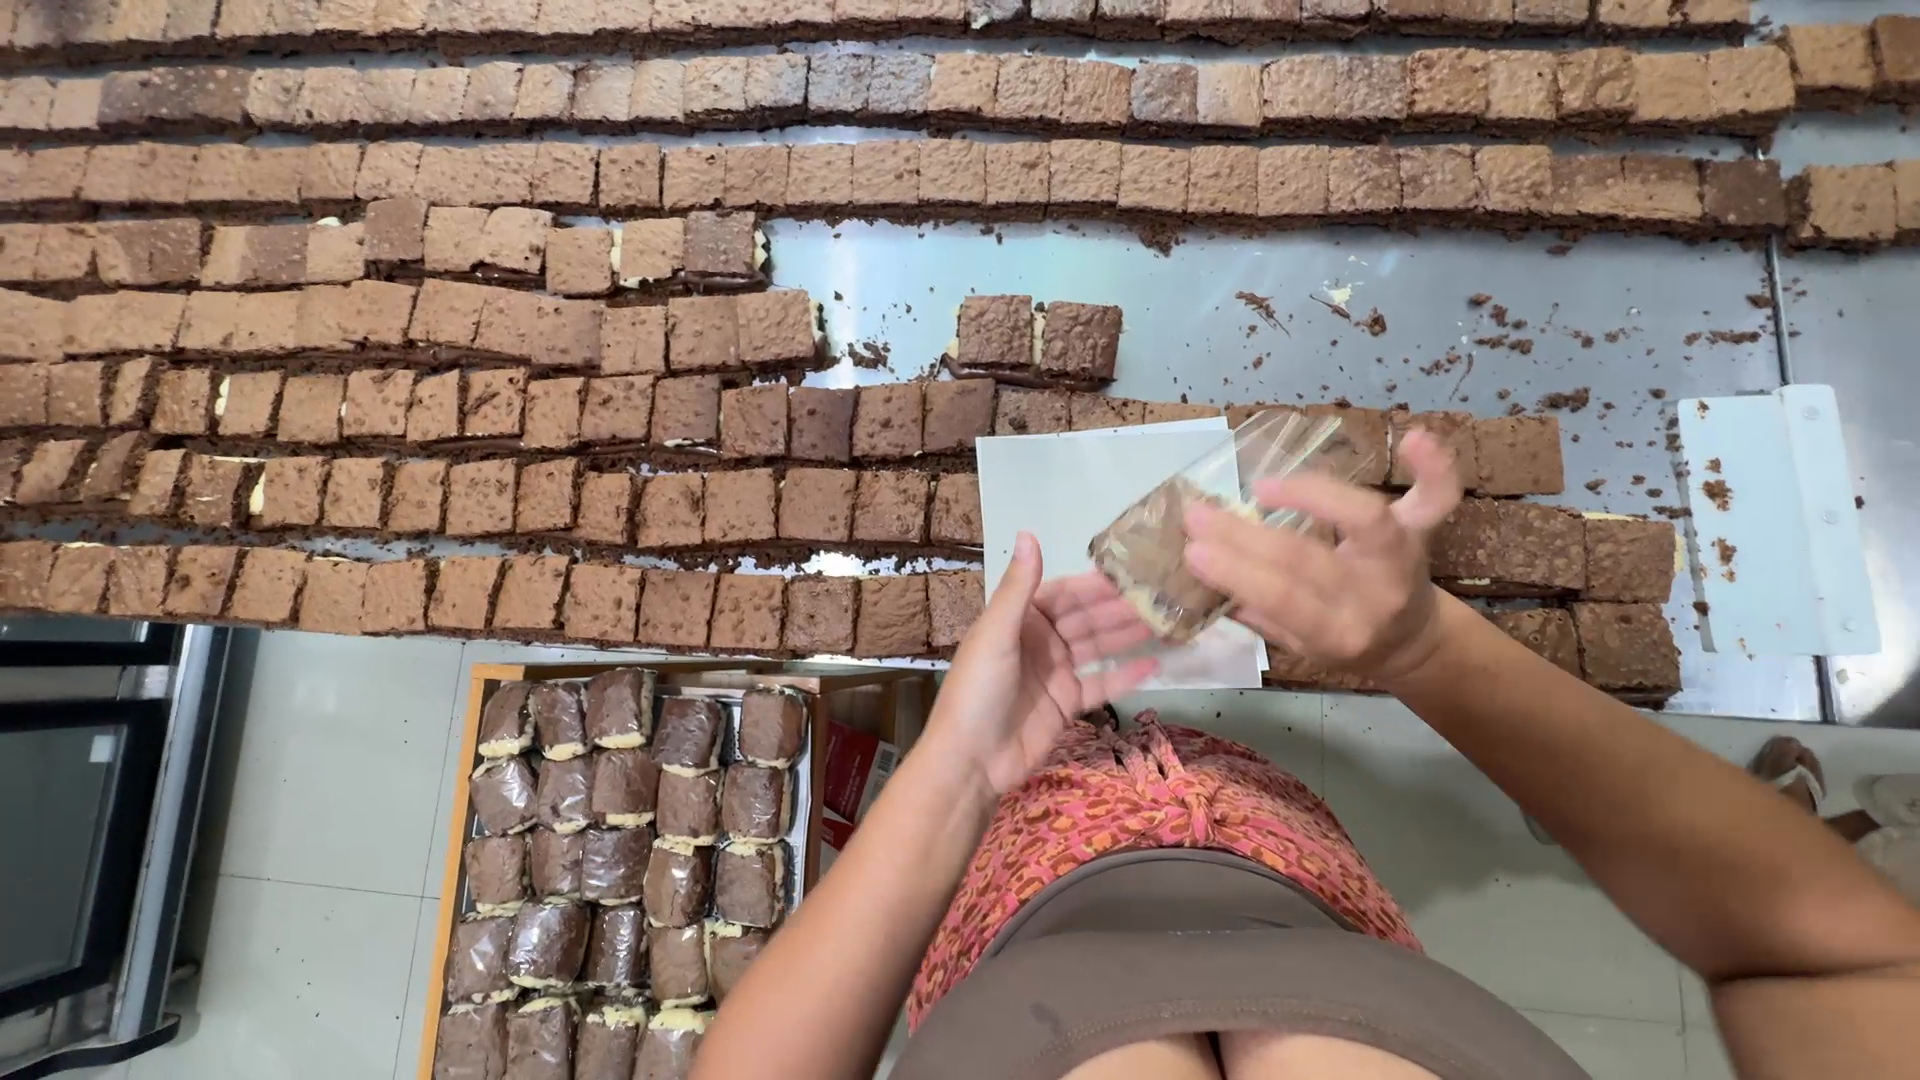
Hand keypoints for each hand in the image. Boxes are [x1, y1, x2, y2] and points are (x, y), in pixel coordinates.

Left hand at [925, 532, 1158, 796]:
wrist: (972, 759)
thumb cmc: (978, 688)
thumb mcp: (996, 632)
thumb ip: (1018, 586)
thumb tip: (1028, 531)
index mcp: (1020, 619)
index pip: (1065, 593)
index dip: (1096, 584)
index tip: (1134, 571)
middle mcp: (1040, 641)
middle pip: (1086, 618)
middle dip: (1120, 608)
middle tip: (1164, 596)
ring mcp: (1055, 673)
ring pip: (1098, 647)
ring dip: (1128, 635)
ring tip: (1168, 623)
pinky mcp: (1067, 704)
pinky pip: (1102, 684)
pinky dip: (1127, 675)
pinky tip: (1155, 664)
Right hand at [1180, 430, 1463, 679]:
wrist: (1413, 643)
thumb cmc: (1343, 641)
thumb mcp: (1300, 648)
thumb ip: (1259, 615)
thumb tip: (1203, 574)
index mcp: (1341, 634)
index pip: (1283, 599)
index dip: (1237, 573)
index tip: (1192, 551)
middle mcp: (1375, 595)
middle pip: (1307, 557)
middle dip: (1244, 534)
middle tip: (1198, 514)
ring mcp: (1403, 559)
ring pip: (1364, 518)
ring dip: (1310, 494)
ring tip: (1261, 487)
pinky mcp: (1422, 532)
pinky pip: (1437, 497)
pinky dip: (1433, 466)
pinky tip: (1413, 436)